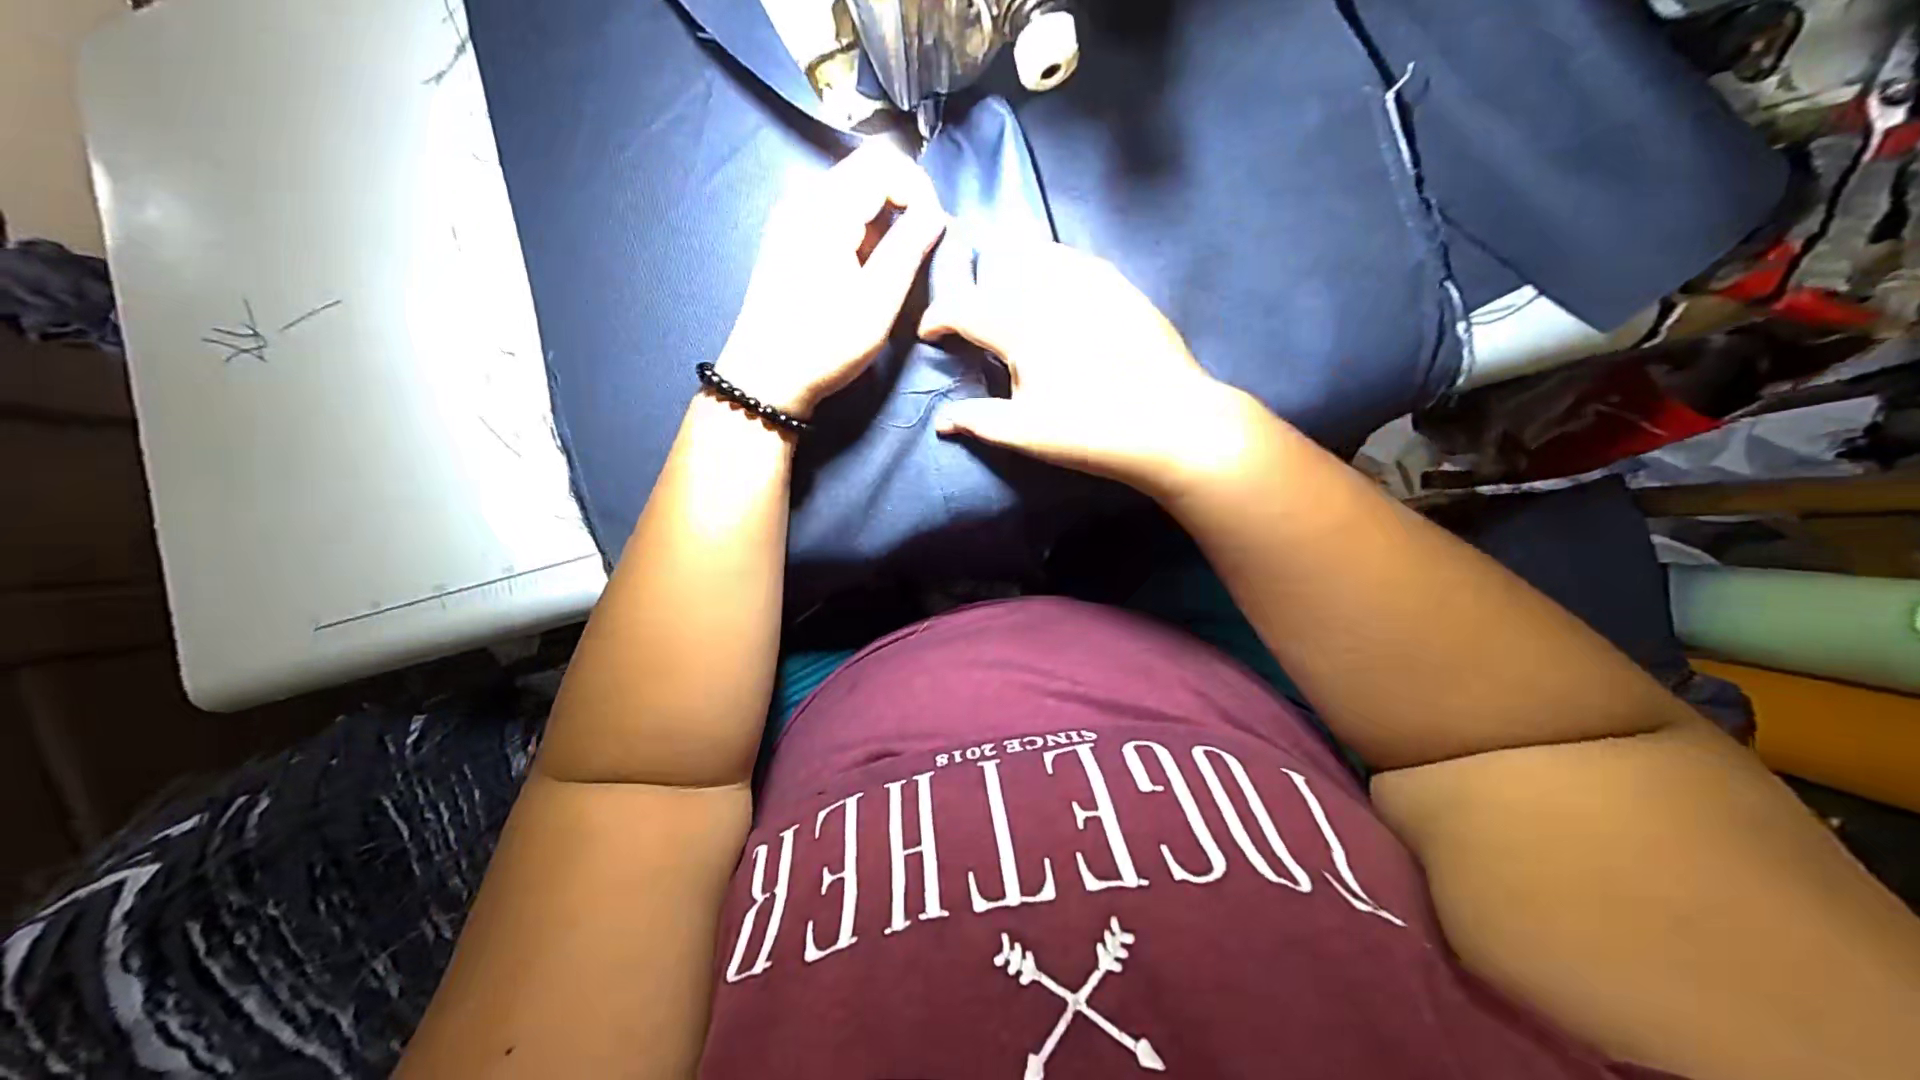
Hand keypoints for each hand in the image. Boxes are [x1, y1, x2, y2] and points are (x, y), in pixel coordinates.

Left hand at [714, 139, 948, 417]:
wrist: (765, 378)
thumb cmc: (824, 344)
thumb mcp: (878, 301)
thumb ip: (910, 247)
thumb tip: (935, 213)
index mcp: (825, 207)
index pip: (885, 160)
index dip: (919, 189)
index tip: (933, 231)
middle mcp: (803, 198)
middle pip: (867, 169)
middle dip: (903, 203)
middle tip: (918, 252)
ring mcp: (790, 216)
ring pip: (852, 192)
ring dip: (883, 220)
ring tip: (890, 268)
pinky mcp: (787, 237)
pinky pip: (834, 213)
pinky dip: (860, 231)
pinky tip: (862, 271)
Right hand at [921, 239, 1271, 497]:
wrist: (1171, 423)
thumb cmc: (1091, 431)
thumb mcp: (1025, 433)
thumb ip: (977, 421)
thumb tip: (941, 420)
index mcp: (1020, 327)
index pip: (963, 307)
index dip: (938, 318)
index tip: (930, 334)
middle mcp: (1050, 292)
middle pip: (995, 271)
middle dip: (974, 291)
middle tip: (970, 318)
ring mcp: (1089, 283)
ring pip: (1036, 254)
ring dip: (1010, 269)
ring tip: (1006, 294)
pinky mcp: (1120, 286)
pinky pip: (1074, 258)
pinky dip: (1051, 264)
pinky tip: (1054, 283)